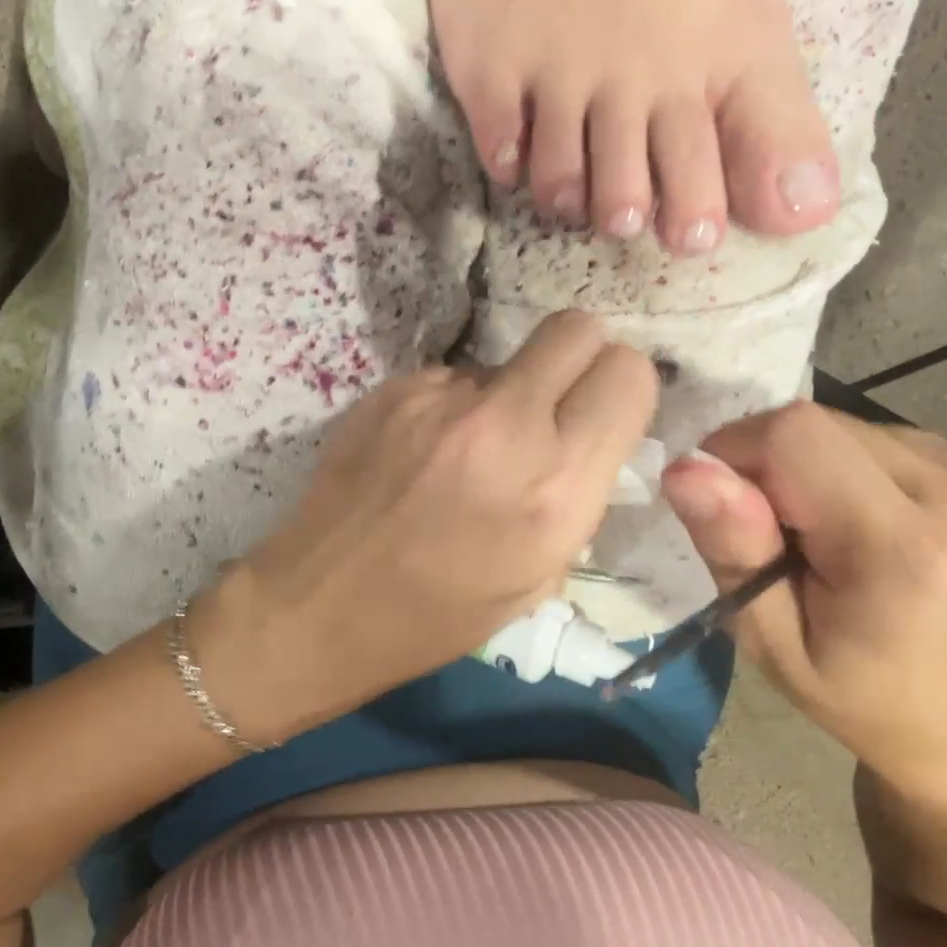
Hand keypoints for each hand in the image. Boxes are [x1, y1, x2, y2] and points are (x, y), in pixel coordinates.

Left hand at [215, 312, 656, 733]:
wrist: (318, 607)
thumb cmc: (435, 618)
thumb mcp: (538, 579)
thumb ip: (579, 496)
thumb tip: (586, 438)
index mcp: (557, 490)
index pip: (628, 374)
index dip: (620, 389)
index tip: (600, 415)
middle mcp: (505, 428)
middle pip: (576, 329)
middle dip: (576, 359)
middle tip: (552, 407)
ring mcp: (439, 400)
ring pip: (503, 358)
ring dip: (503, 393)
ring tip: (467, 453)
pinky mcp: (389, 389)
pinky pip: (447, 379)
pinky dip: (448, 407)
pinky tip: (420, 455)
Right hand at [424, 0, 836, 252]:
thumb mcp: (745, 8)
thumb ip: (772, 116)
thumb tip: (808, 214)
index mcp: (713, 55)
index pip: (720, 167)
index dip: (703, 214)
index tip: (691, 236)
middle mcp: (636, 80)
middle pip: (632, 193)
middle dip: (633, 217)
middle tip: (629, 215)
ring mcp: (558, 76)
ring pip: (561, 186)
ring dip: (569, 198)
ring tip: (572, 186)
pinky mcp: (491, 72)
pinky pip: (500, 150)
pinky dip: (510, 162)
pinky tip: (517, 145)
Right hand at [660, 404, 946, 810]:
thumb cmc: (856, 694)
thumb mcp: (770, 641)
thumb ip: (734, 550)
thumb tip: (686, 468)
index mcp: (909, 551)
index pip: (796, 436)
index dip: (737, 452)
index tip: (725, 507)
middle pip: (822, 425)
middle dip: (775, 467)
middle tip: (778, 537)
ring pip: (853, 427)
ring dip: (816, 469)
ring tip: (827, 537)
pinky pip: (890, 439)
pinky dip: (856, 472)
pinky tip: (869, 524)